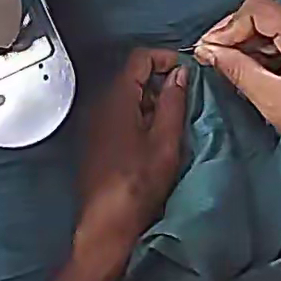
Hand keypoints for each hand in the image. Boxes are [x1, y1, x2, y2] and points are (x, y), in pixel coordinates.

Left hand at [74, 48, 189, 268]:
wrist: (107, 222)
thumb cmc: (139, 182)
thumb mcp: (165, 140)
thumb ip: (173, 101)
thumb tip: (179, 73)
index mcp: (117, 98)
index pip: (139, 58)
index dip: (164, 57)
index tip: (185, 70)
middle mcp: (100, 104)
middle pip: (131, 76)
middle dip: (159, 81)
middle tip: (184, 99)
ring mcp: (94, 122)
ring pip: (126, 96)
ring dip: (150, 100)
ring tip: (171, 123)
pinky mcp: (95, 139)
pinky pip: (118, 114)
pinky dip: (138, 116)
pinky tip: (152, 139)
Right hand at [193, 0, 280, 207]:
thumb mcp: (271, 98)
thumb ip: (236, 68)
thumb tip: (207, 50)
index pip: (256, 10)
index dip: (227, 28)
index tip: (208, 51)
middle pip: (266, 12)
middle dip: (237, 33)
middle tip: (215, 57)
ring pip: (278, 21)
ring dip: (253, 40)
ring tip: (234, 64)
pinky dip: (272, 45)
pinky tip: (259, 65)